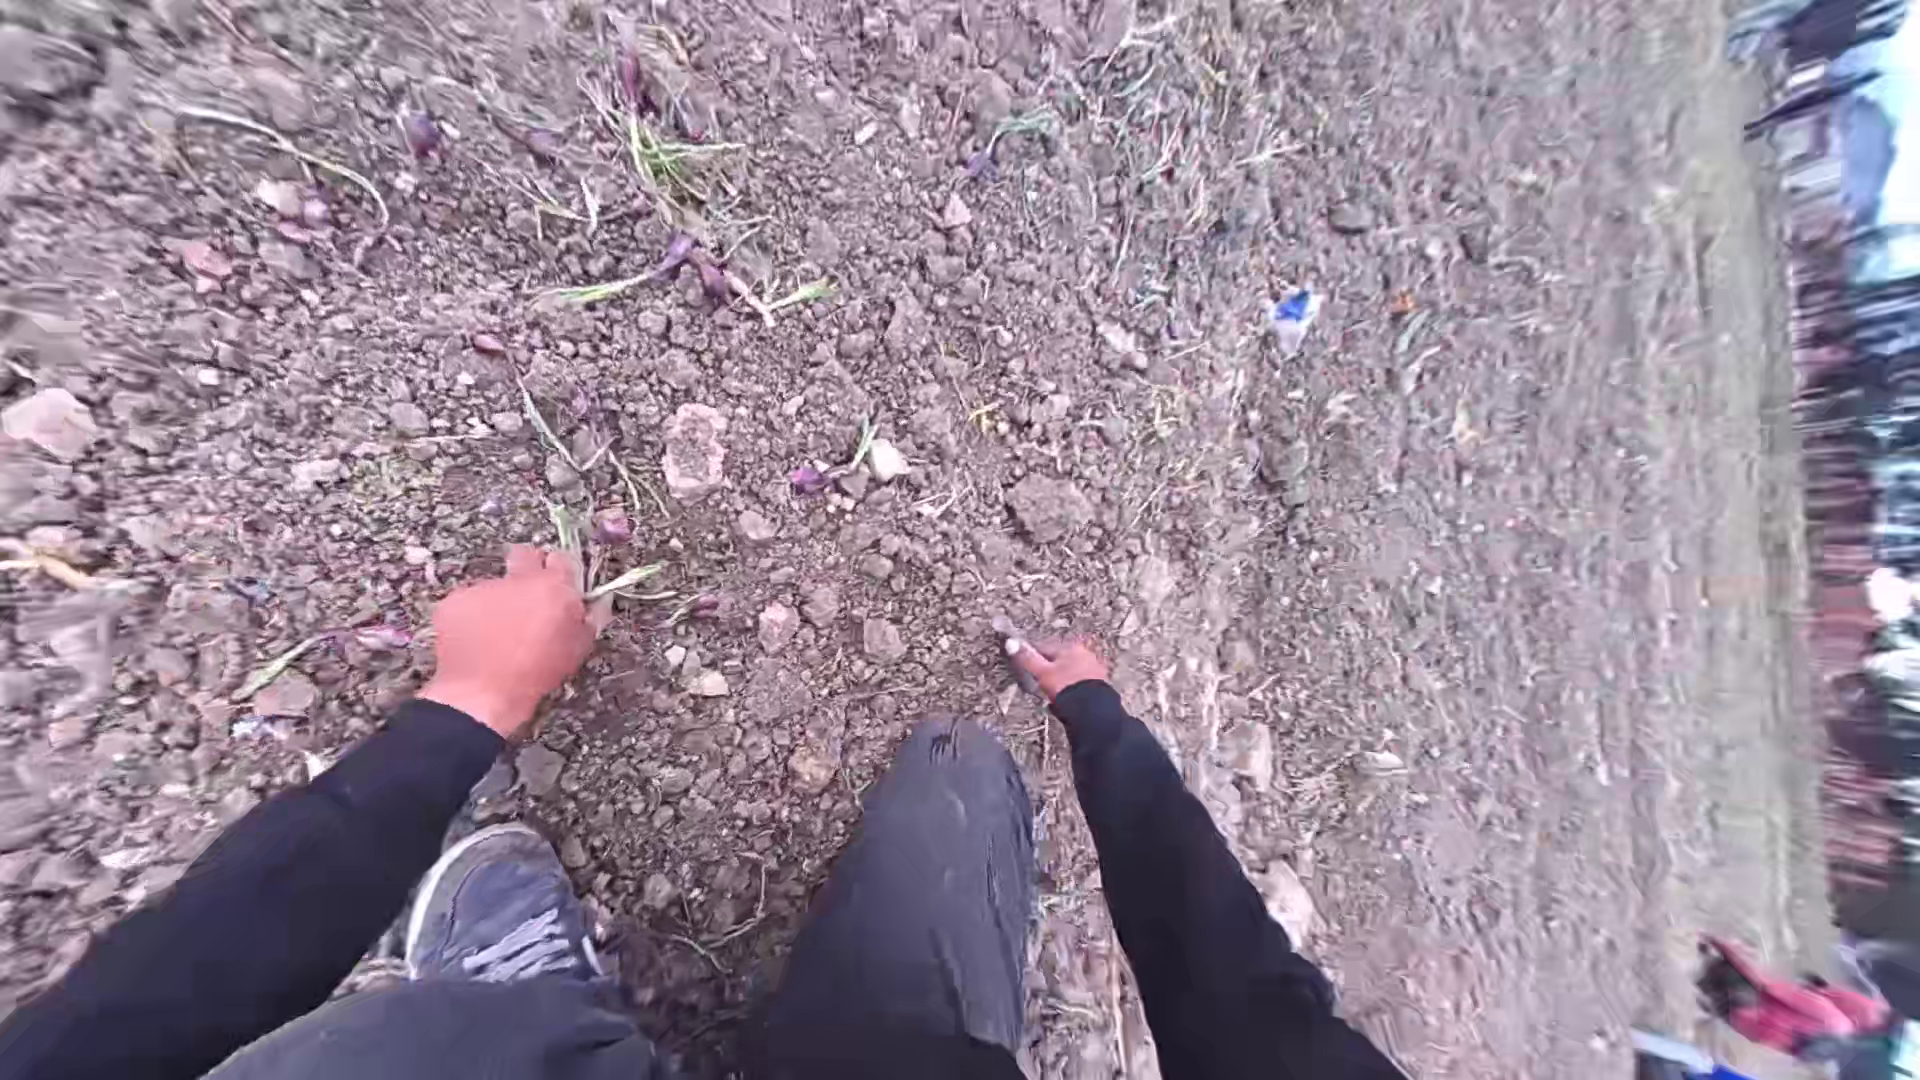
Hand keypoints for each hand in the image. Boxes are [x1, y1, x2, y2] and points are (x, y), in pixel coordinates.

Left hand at [418, 545, 599, 737]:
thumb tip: (595, 602)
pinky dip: (475, 613)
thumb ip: (591, 615)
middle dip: (530, 566)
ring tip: (501, 629)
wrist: (484, 691)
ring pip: (497, 583)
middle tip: (531, 592)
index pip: (562, 557)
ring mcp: (484, 588)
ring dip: (502, 597)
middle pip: (525, 553)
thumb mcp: (581, 645)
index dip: (562, 570)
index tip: (561, 584)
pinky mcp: (454, 601)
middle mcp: (519, 579)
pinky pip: (470, 599)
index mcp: (555, 587)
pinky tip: (480, 637)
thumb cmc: (539, 670)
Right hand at [1007, 637, 1108, 700]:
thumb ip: (1027, 658)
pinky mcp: (1098, 688)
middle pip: (1059, 661)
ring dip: (1060, 682)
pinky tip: (1064, 702)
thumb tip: (1011, 643)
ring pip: (1070, 674)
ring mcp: (1094, 672)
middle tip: (1038, 682)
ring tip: (1051, 695)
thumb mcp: (1042, 672)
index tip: (1024, 664)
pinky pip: (1078, 687)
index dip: (1032, 657)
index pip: (1045, 647)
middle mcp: (1085, 656)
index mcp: (1071, 648)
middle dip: (1048, 670)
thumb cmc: (1067, 689)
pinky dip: (1070, 692)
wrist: (1092, 712)